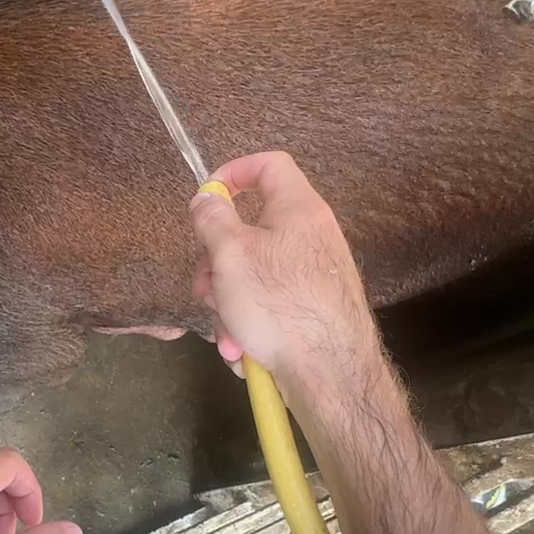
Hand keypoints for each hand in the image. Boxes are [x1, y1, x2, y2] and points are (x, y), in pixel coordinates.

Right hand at [190, 152, 381, 401]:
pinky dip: (247, 324)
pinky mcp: (307, 307)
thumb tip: (206, 197)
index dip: (232, 172)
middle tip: (206, 290)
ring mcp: (309, 274)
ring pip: (249, 275)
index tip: (205, 198)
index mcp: (297, 209)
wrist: (327, 368)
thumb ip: (212, 220)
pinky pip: (264, 303)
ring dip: (227, 304)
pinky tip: (244, 349)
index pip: (268, 165)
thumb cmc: (278, 302)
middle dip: (216, 265)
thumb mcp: (230, 254)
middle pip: (247, 231)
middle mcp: (308, 235)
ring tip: (229, 334)